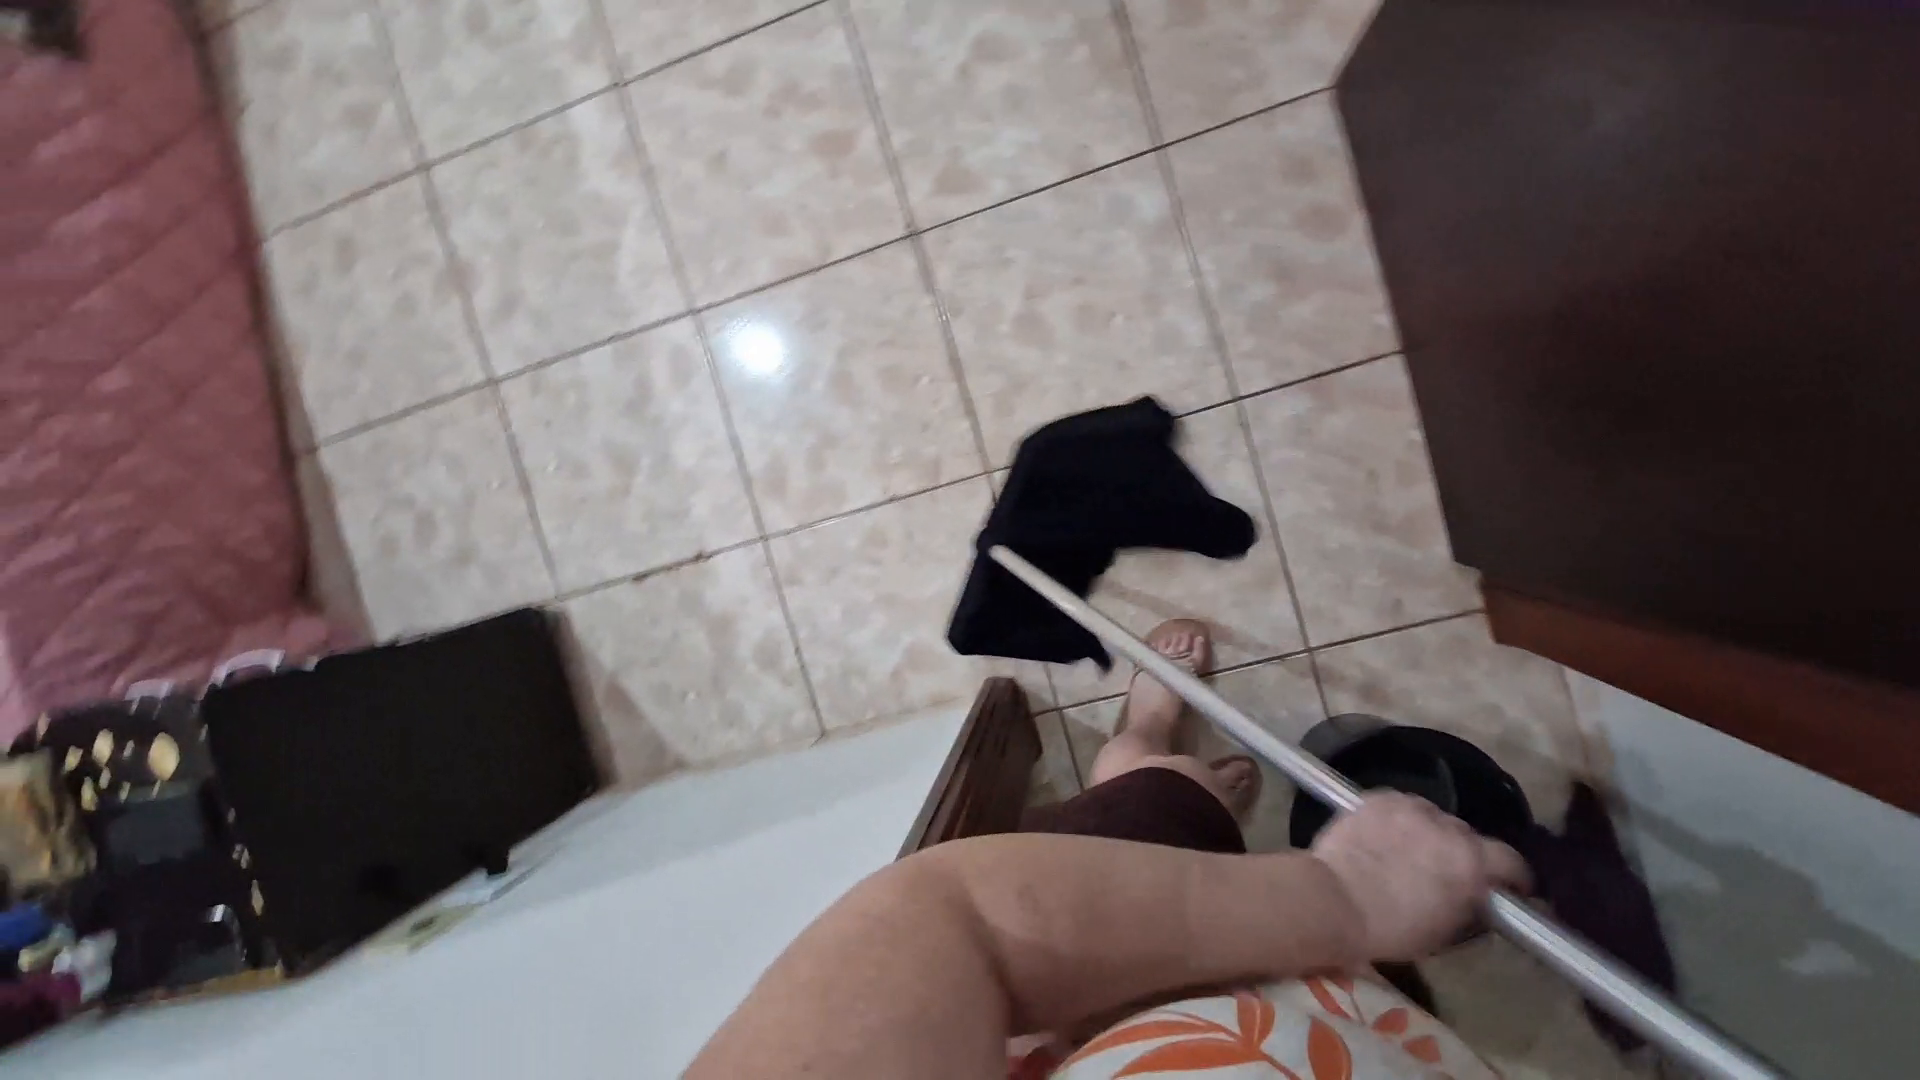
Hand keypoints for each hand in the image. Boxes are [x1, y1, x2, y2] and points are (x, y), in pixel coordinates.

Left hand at [1308, 791, 1530, 961]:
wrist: (1335, 899)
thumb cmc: (1393, 926)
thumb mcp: (1448, 927)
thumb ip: (1469, 900)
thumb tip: (1476, 891)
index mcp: (1472, 862)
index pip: (1511, 860)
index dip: (1513, 875)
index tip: (1509, 885)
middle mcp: (1446, 826)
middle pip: (1466, 835)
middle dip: (1462, 852)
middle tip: (1445, 869)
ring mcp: (1409, 807)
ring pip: (1431, 816)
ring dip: (1428, 831)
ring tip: (1410, 849)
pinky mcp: (1377, 798)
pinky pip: (1399, 805)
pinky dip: (1399, 818)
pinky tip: (1386, 833)